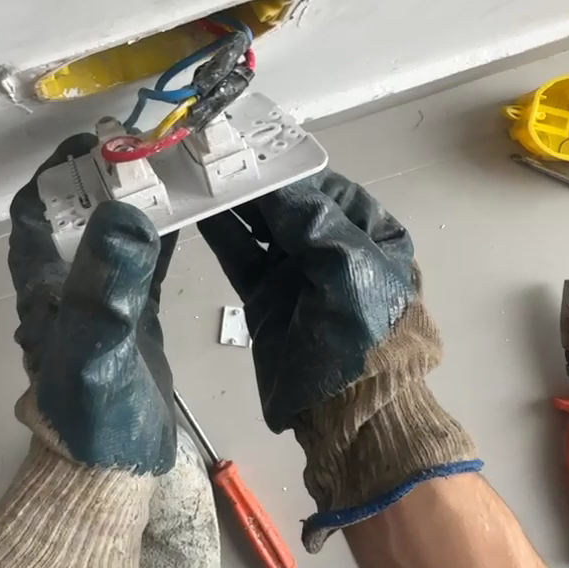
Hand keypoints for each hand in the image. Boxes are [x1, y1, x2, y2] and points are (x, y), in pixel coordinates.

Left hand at [0, 135, 180, 567]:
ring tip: (168, 168)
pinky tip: (184, 216)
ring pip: (113, 236)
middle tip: (143, 146)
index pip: (35, 214)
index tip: (91, 142)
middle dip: (102, 178)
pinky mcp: (131, 319)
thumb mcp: (97, 351)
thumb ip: (107, 287)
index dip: (56, 173)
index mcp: (44, 289)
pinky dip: (160, 237)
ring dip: (134, 202)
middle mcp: (66, 287)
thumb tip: (124, 214)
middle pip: (76, 216)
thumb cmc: (92, 417)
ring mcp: (100, 301)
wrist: (109, 474)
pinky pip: (143, 265)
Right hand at [199, 169, 479, 550]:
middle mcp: (333, 248)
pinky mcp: (265, 296)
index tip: (251, 149)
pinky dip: (221, 234)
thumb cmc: (364, 337)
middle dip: (255, 184)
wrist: (347, 417)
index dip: (290, 169)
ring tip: (198, 177)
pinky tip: (198, 212)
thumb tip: (273, 186)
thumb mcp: (348, 268)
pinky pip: (241, 256)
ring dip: (233, 205)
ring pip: (260, 227)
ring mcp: (296, 273)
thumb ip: (311, 220)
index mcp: (370, 236)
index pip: (325, 188)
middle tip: (213, 158)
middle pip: (289, 205)